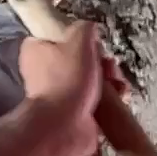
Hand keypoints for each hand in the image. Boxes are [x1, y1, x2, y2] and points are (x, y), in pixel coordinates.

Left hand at [18, 22, 127, 155]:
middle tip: (109, 66)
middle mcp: (44, 70)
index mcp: (36, 50)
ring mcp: (59, 92)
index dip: (78, 37)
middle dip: (101, 61)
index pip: (56, 35)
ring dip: (110, 79)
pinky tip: (120, 96)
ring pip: (91, 78)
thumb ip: (85, 28)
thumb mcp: (78, 39)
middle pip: (80, 57)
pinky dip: (110, 97)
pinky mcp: (74, 111)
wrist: (64, 127)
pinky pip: (96, 98)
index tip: (92, 42)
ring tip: (117, 84)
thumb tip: (90, 29)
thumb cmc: (67, 78)